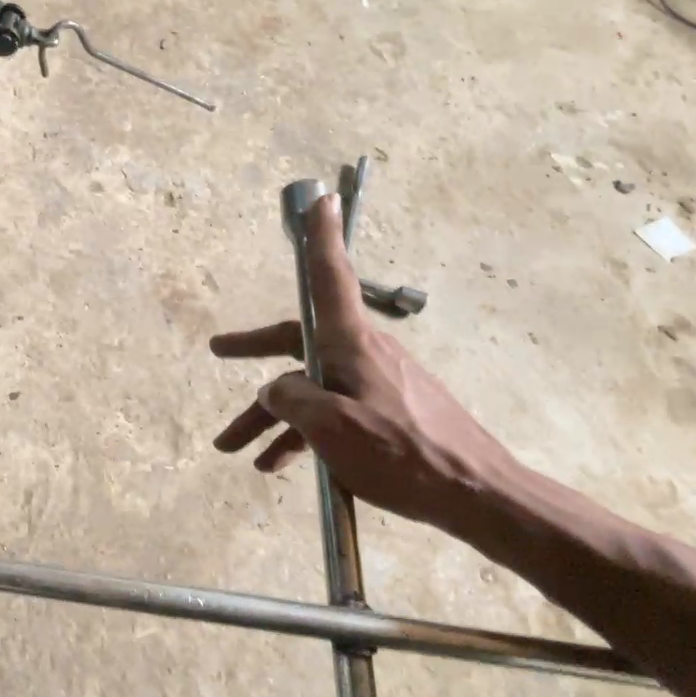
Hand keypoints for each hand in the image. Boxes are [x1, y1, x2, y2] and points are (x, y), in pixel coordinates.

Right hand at [209, 194, 520, 537]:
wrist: (477, 495)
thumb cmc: (402, 454)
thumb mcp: (332, 428)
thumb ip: (292, 400)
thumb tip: (274, 388)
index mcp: (352, 346)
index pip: (331, 280)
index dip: (321, 240)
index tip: (319, 201)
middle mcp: (362, 356)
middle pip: (297, 343)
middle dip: (254, 351)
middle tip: (218, 350)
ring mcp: (374, 385)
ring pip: (307, 389)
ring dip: (267, 416)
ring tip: (233, 448)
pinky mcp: (383, 413)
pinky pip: (328, 413)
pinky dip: (298, 435)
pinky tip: (275, 465)